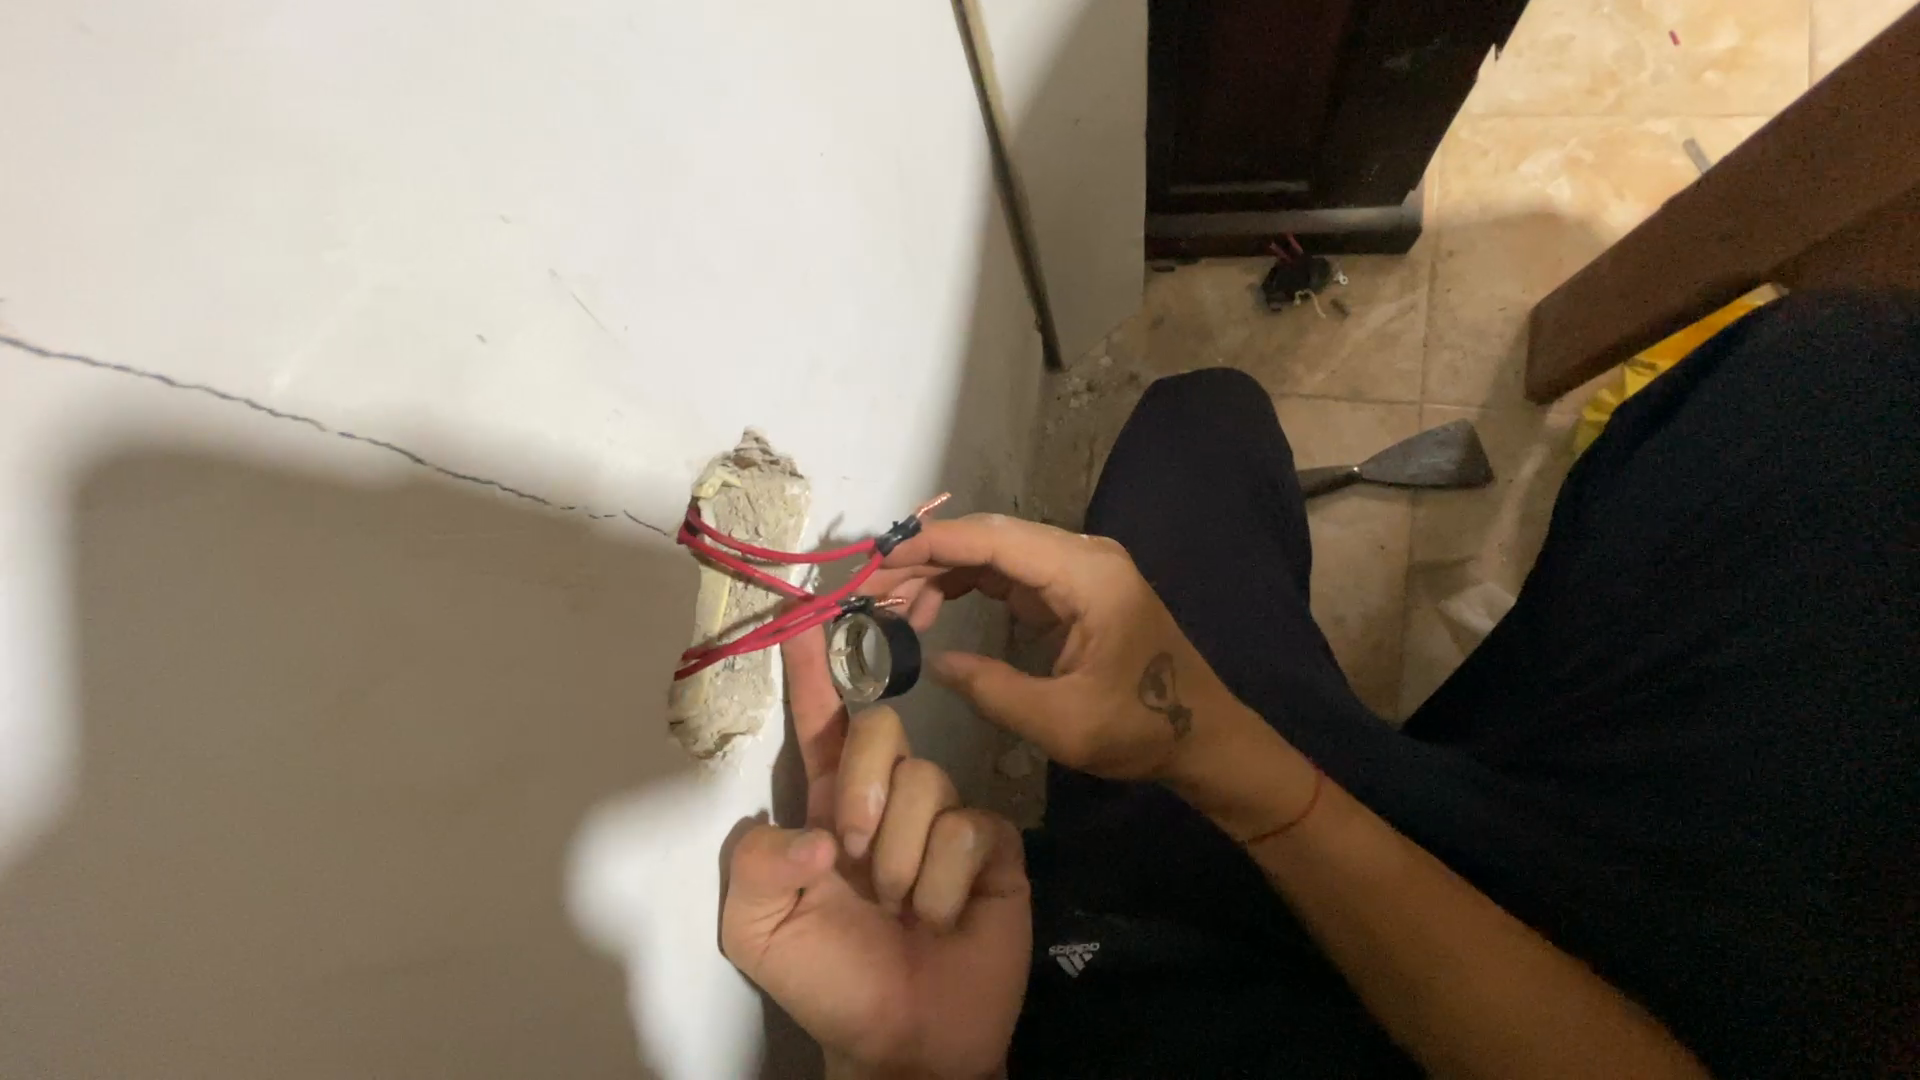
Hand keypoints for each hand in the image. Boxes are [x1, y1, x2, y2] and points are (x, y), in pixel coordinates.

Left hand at [719, 629, 1030, 1079]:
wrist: (908, 1040)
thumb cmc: (830, 980)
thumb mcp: (760, 930)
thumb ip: (758, 864)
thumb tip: (821, 829)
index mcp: (831, 805)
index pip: (824, 723)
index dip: (814, 673)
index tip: (809, 618)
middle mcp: (889, 796)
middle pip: (883, 731)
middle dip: (866, 787)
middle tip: (857, 857)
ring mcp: (944, 815)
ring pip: (928, 783)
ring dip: (905, 861)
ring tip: (904, 910)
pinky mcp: (990, 842)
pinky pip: (969, 828)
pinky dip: (946, 883)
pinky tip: (945, 916)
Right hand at [880, 514, 1229, 780]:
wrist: (1202, 735)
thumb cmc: (1140, 729)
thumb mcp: (1060, 722)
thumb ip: (991, 689)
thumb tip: (935, 661)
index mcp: (1087, 575)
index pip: (996, 541)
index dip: (933, 545)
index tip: (880, 561)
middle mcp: (1083, 556)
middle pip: (991, 539)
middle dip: (928, 559)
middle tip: (873, 590)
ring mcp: (1079, 569)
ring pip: (996, 553)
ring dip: (944, 572)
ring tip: (896, 605)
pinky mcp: (1073, 589)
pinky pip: (1011, 573)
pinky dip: (969, 585)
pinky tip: (935, 607)